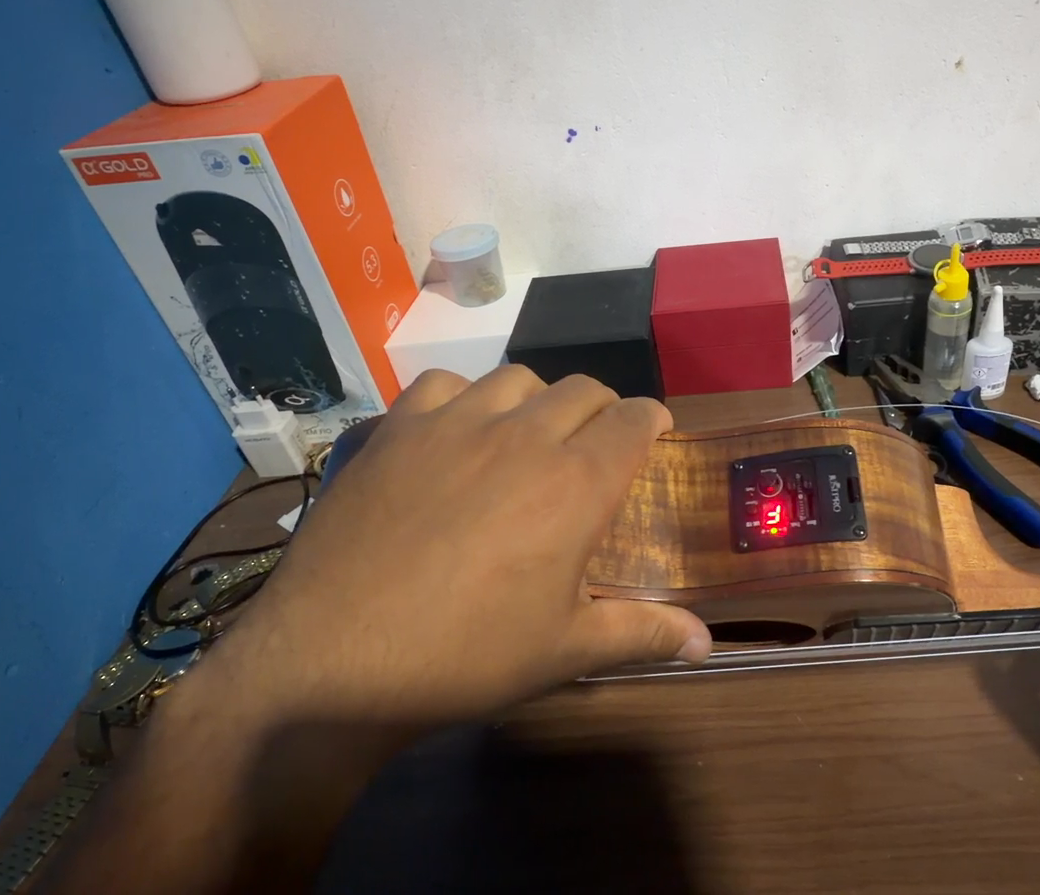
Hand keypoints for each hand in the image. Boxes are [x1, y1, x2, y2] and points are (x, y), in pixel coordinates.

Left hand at [214, 366, 711, 726]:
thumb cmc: (465, 657)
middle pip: (582, 389)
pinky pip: (442, 385)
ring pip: (516, 378)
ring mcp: (453, 425)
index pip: (633, 420)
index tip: (654, 431)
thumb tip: (705, 643)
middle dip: (602, 409)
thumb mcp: (565, 652)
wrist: (334, 660)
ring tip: (527, 434)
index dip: (652, 419)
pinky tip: (455, 432)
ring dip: (537, 399)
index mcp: (575, 484)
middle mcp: (523, 436)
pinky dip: (463, 397)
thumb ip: (643, 634)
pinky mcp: (395, 430)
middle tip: (595, 445)